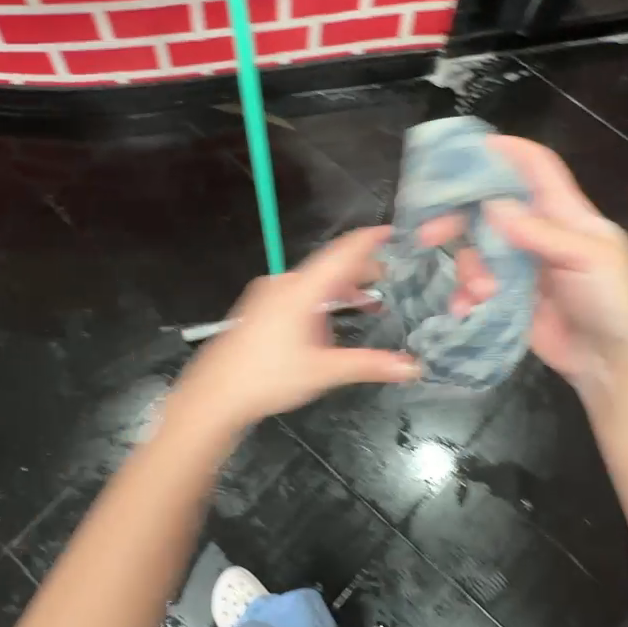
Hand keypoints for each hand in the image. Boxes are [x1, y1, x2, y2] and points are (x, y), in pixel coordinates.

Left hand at [166, 226, 420, 437]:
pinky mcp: (260, 309)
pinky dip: (323, 297)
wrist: (215, 394)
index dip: (369, 240)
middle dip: (361, 268)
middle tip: (392, 274)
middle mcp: (285, 284)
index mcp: (301, 290)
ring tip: (370, 298)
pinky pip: (300, 292)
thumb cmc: (268, 377)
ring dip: (342, 286)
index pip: (342, 253)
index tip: (394, 232)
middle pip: (329, 266)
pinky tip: (333, 316)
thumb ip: (369, 365)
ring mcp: (269, 295)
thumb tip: (412, 367)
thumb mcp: (324, 371)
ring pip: (314, 280)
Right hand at [423, 137, 627, 398]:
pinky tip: (466, 309)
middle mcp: (541, 234)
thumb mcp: (587, 259)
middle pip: (492, 208)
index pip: (538, 169)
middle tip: (429, 231)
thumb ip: (541, 233)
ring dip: (470, 268)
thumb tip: (494, 207)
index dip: (510, 152)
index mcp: (568, 215)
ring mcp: (523, 267)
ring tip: (481, 292)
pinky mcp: (509, 297)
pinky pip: (476, 286)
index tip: (472, 147)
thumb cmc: (610, 302)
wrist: (609, 363)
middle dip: (460, 216)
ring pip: (479, 250)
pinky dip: (466, 295)